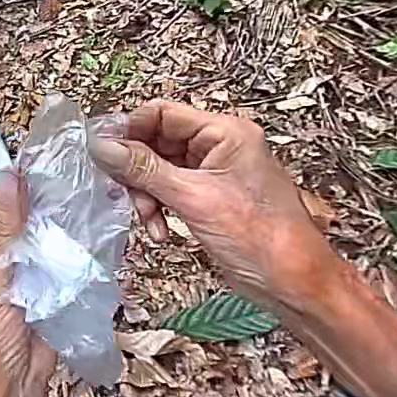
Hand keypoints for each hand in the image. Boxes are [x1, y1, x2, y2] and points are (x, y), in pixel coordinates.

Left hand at [0, 171, 53, 396]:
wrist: (15, 393)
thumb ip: (1, 228)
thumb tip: (8, 176)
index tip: (20, 149)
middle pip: (1, 212)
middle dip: (25, 193)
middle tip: (56, 161)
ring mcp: (9, 267)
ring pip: (27, 229)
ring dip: (46, 213)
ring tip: (73, 180)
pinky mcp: (35, 280)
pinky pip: (47, 250)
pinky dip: (60, 236)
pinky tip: (80, 215)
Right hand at [90, 100, 335, 314]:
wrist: (294, 282)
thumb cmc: (259, 235)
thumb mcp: (193, 198)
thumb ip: (144, 170)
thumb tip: (102, 146)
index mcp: (224, 132)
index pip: (162, 113)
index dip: (130, 131)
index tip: (104, 154)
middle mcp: (219, 146)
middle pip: (158, 142)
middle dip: (138, 170)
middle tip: (123, 193)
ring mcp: (214, 173)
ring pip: (160, 170)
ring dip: (147, 195)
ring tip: (147, 220)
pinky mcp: (209, 198)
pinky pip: (171, 191)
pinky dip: (160, 208)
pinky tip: (159, 232)